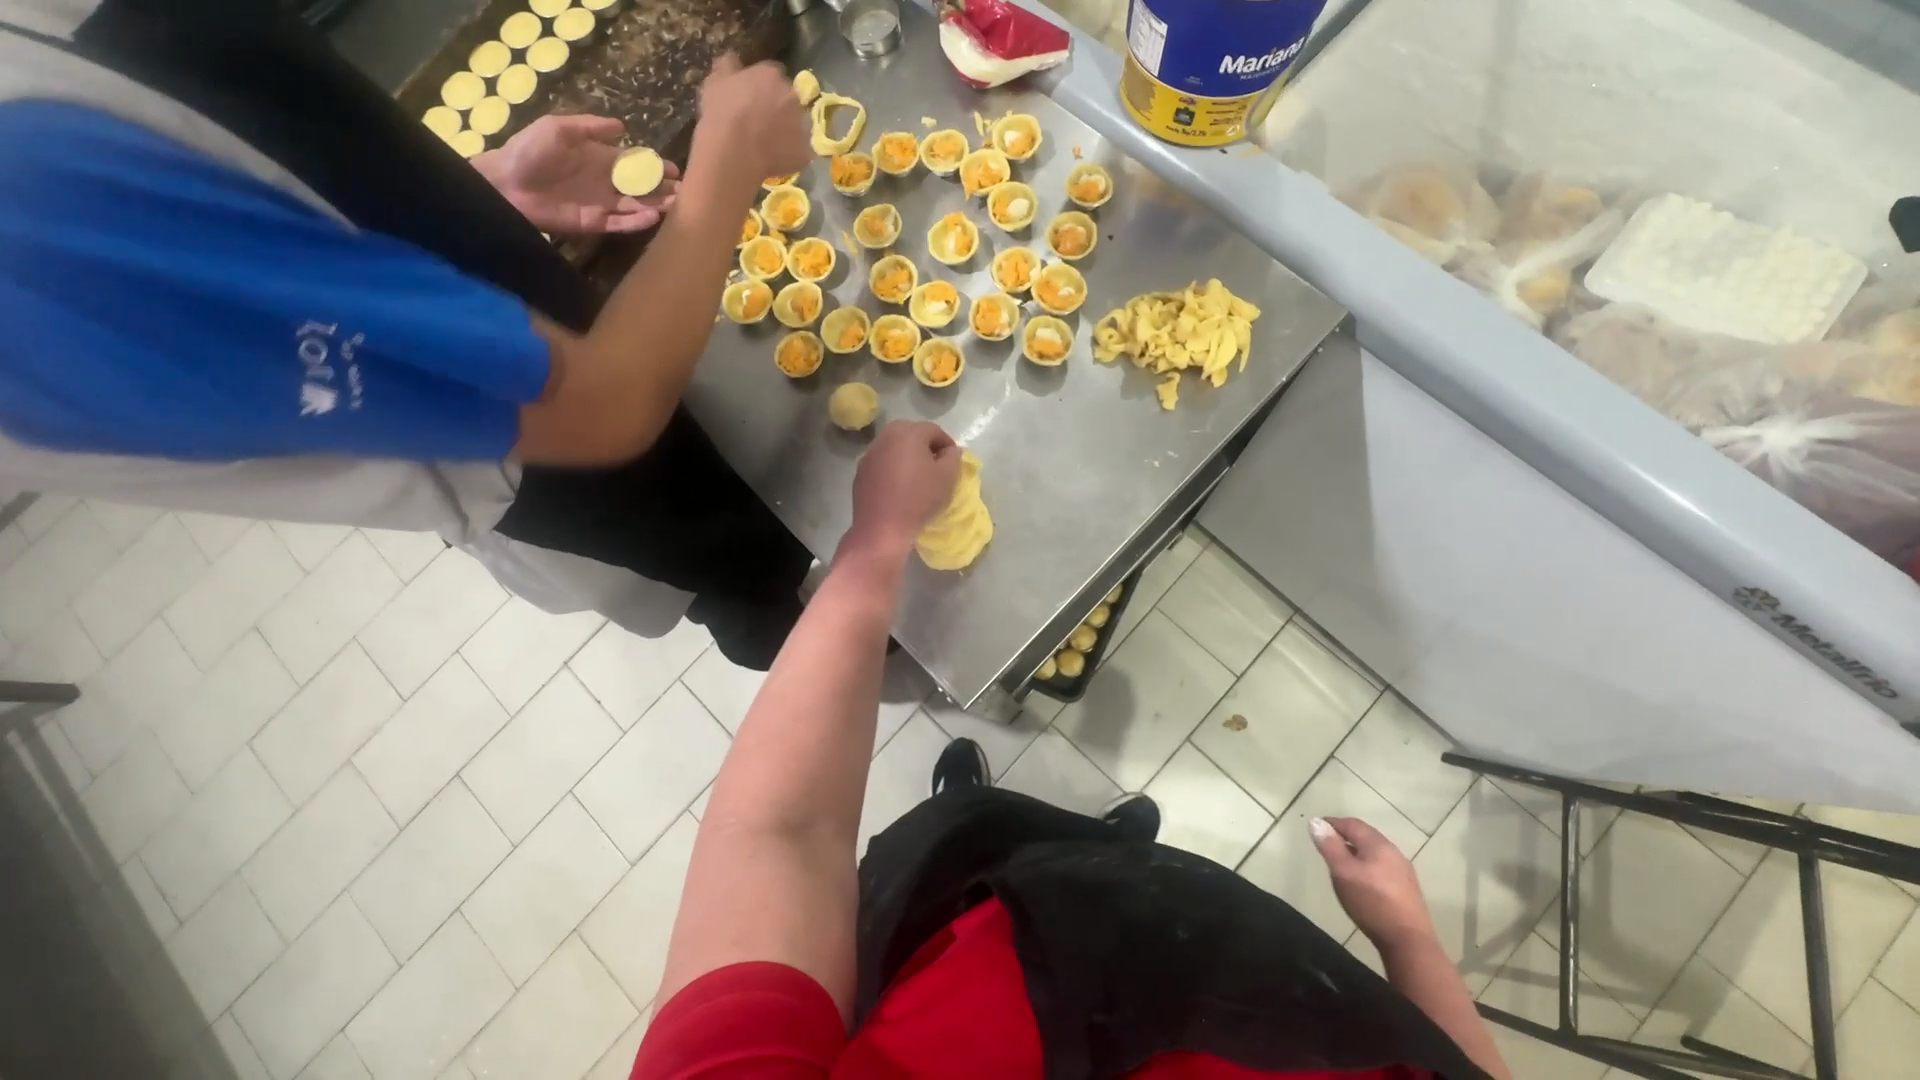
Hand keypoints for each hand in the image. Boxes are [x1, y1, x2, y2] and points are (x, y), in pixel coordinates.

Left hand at [473, 114, 680, 234]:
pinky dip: (637, 221)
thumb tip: (622, 126)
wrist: (506, 182)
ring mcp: (602, 205)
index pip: (636, 164)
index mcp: (601, 159)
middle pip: (643, 188)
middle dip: (664, 189)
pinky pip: (621, 223)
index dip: (656, 167)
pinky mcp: (595, 223)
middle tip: (687, 192)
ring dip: (658, 206)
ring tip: (678, 205)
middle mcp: (607, 183)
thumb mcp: (558, 128)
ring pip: (638, 207)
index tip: (676, 170)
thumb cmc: (529, 150)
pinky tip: (653, 216)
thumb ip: (590, 127)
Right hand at [690, 53, 812, 192]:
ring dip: (788, 129)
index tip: (753, 96)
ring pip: (798, 124)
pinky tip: (777, 159)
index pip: (772, 74)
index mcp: (771, 75)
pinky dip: (792, 154)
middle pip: (788, 98)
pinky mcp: (805, 151)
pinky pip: (801, 151)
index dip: (763, 85)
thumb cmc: (721, 115)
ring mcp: (801, 124)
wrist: (733, 154)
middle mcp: (791, 95)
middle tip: (762, 120)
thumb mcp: (714, 82)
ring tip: (770, 142)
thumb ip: (727, 66)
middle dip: (778, 105)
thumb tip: (733, 58)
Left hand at [845, 421, 961, 560]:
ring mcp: (869, 455)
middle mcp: (886, 438)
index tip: (953, 460)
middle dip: (924, 445)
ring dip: (906, 455)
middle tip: (935, 464)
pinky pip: (881, 463)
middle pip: (909, 433)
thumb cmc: (919, 499)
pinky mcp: (860, 472)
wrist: (882, 528)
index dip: (946, 443)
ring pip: (893, 447)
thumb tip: (950, 451)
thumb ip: (953, 458)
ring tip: (916, 475)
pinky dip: (892, 468)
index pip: (933, 430)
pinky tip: (898, 487)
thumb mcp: (947, 478)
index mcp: (908, 434)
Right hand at [1310, 817, 1438, 954]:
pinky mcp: (1407, 888)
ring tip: (1340, 861)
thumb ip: (1329, 846)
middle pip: (1366, 836)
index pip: (1352, 824)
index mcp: (1378, 845)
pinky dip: (1367, 864)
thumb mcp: (1343, 872)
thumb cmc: (1371, 902)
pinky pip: (1382, 866)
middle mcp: (1394, 852)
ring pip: (1375, 852)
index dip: (1332, 823)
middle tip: (1326, 843)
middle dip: (1345, 835)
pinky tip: (1361, 879)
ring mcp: (1403, 871)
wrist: (1408, 940)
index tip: (1316, 827)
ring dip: (1356, 850)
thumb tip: (1316, 822)